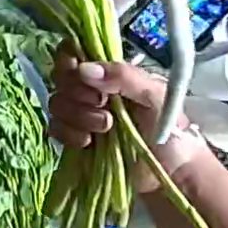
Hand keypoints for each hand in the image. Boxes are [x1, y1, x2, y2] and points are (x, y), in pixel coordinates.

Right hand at [48, 46, 210, 190]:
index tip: (83, 74)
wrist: (171, 175)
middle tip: (103, 105)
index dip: (69, 59)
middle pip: (60, 78)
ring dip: (79, 115)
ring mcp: (80, 115)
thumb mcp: (156, 96)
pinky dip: (69, 134)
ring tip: (106, 127)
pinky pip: (56, 129)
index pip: (73, 52)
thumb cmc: (170, 130)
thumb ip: (124, 77)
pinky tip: (88, 142)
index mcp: (109, 73)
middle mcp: (91, 90)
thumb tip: (83, 69)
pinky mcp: (74, 140)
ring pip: (57, 103)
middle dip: (79, 92)